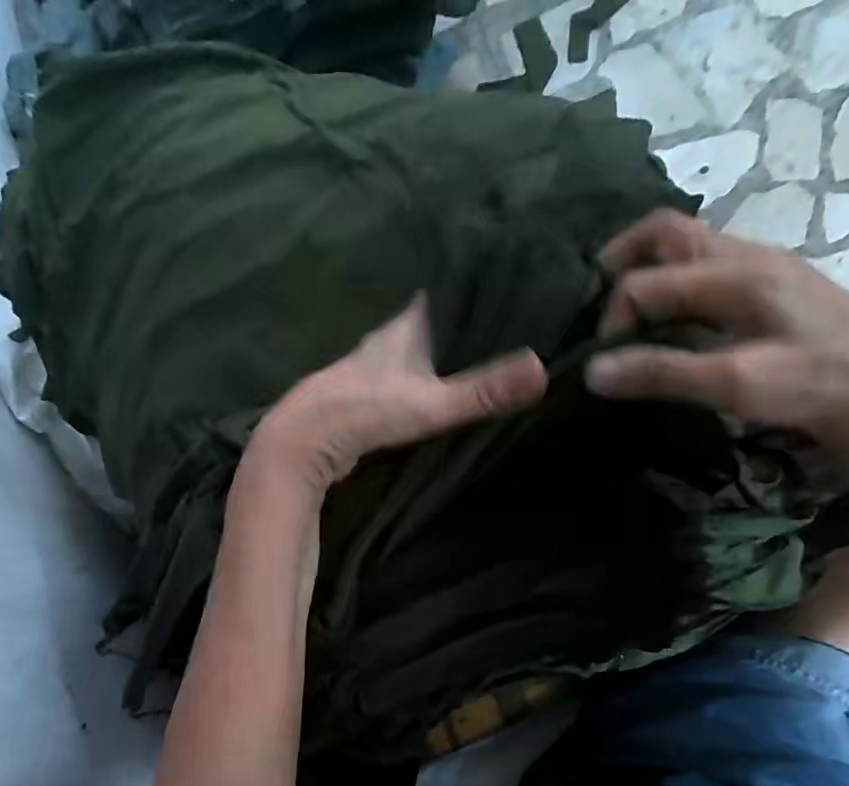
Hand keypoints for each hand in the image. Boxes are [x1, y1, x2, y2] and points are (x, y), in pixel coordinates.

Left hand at [252, 295, 548, 489]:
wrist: (304, 444)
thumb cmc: (365, 411)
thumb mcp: (432, 402)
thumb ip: (484, 390)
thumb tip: (544, 368)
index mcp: (405, 325)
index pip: (447, 291)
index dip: (477, 284)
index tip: (514, 277)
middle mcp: (389, 338)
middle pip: (435, 321)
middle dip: (467, 320)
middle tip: (513, 318)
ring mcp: (374, 368)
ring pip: (419, 351)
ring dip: (446, 352)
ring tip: (488, 349)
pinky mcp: (366, 396)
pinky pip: (406, 379)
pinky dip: (426, 379)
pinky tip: (443, 387)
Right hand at [584, 210, 848, 459]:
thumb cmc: (828, 386)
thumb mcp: (739, 383)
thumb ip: (662, 372)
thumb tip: (590, 372)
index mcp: (737, 274)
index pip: (645, 279)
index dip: (612, 319)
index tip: (605, 365)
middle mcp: (748, 259)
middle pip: (667, 233)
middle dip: (621, 260)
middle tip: (594, 304)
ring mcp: (764, 274)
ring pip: (689, 251)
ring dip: (647, 272)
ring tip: (622, 318)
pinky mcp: (774, 295)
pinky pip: (708, 274)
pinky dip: (673, 288)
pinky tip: (668, 327)